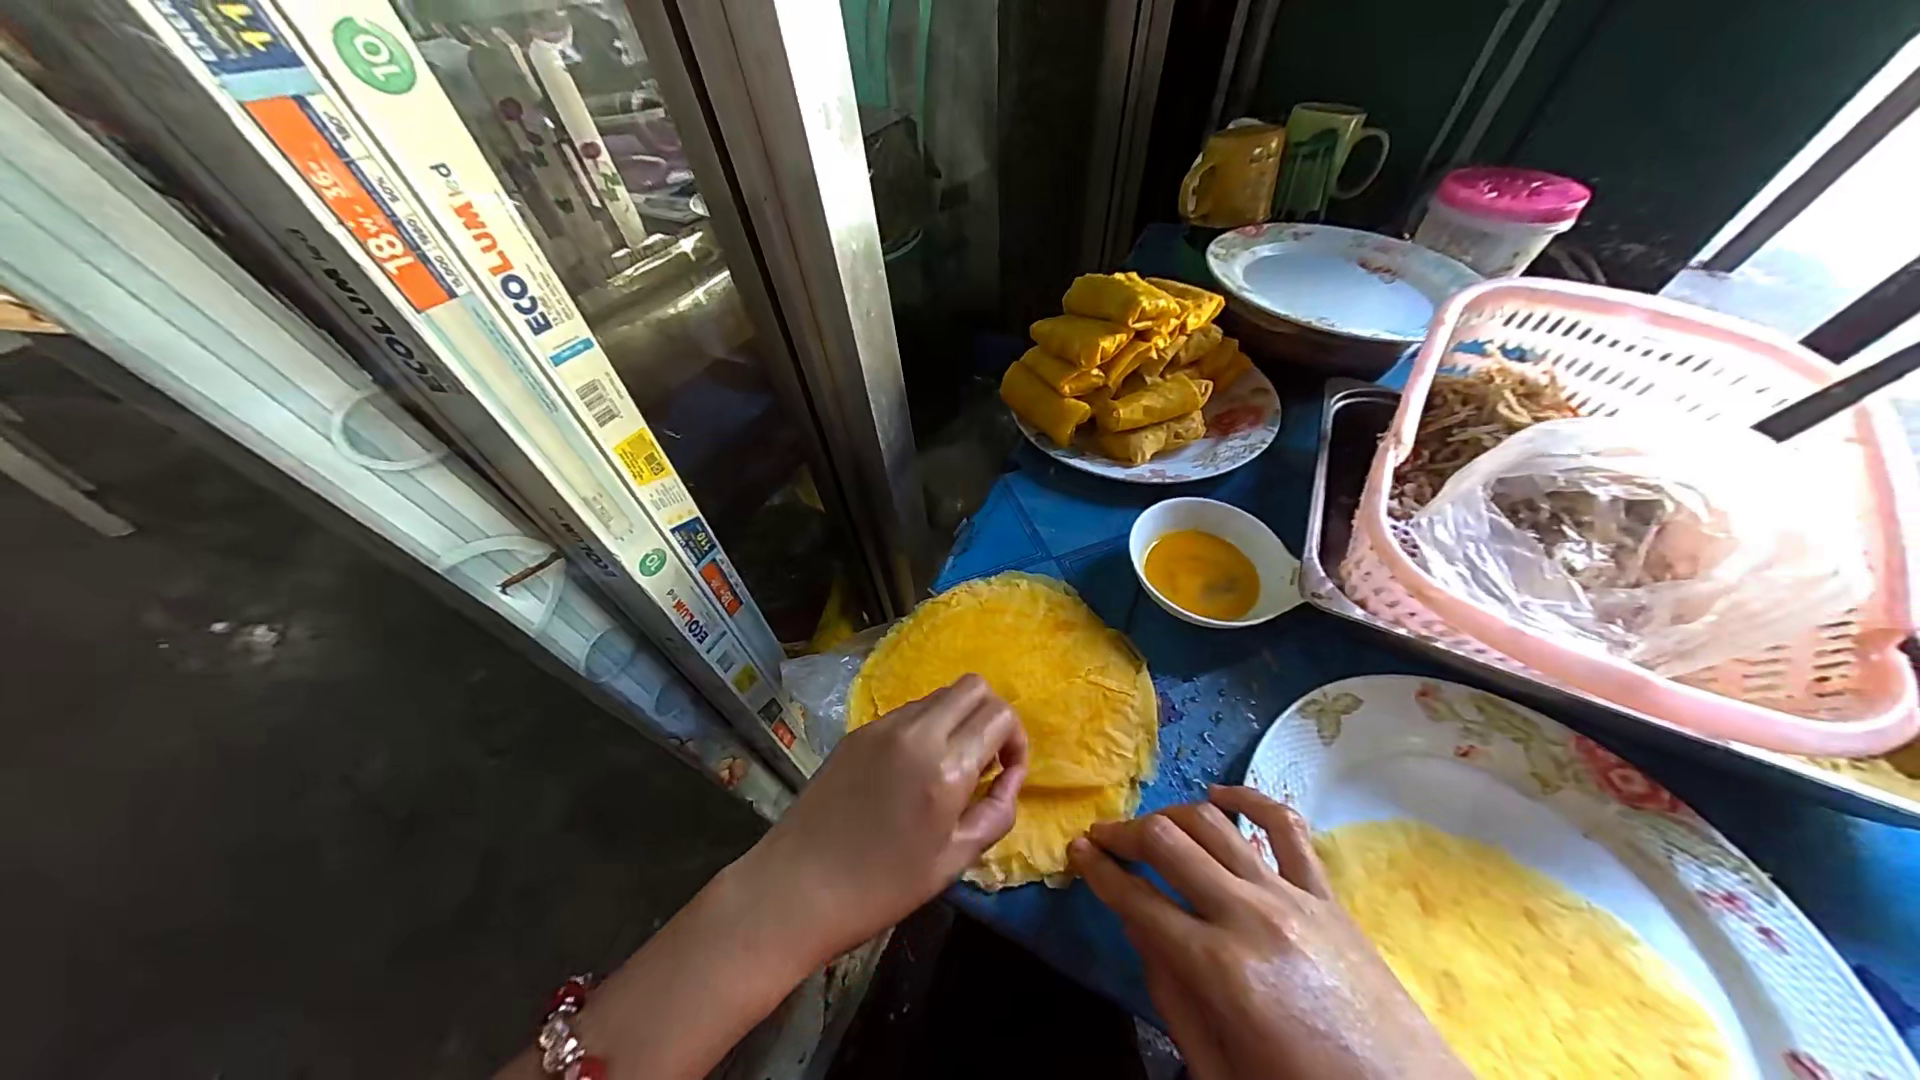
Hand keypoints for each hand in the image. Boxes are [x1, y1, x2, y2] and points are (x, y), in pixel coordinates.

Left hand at [743, 674, 1028, 961]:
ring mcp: (883, 726)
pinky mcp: (858, 731)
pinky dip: (927, 727)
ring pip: (940, 695)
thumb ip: (996, 811)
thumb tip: (1009, 777)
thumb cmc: (882, 887)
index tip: (1005, 774)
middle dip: (991, 716)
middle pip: (974, 686)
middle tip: (984, 761)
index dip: (1016, 741)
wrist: (796, 888)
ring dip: (958, 720)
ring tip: (947, 767)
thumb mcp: (955, 860)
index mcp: (946, 767)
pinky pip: (908, 712)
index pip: (1000, 715)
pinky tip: (912, 771)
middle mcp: (917, 732)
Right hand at [1069, 786, 1468, 1079]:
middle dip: (1123, 832)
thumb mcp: (1220, 1070)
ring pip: (1214, 823)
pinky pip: (1285, 824)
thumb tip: (1134, 923)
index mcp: (1220, 969)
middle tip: (1101, 836)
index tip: (1076, 851)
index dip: (1099, 871)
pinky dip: (1247, 797)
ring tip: (1150, 827)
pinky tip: (1219, 795)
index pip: (1138, 900)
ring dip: (1170, 815)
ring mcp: (1293, 896)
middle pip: (1168, 842)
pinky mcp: (1327, 893)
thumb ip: (1170, 994)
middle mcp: (1251, 915)